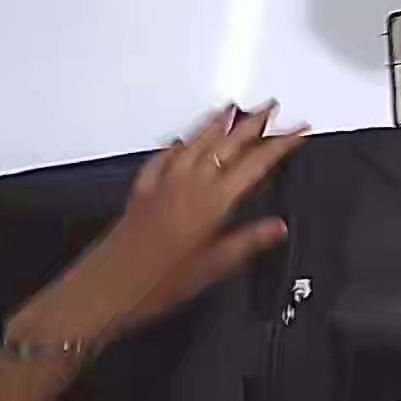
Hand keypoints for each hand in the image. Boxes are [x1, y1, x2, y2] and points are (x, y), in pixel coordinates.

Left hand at [6, 103, 305, 347]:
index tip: (300, 130)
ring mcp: (164, 183)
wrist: (100, 294)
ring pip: (196, 142)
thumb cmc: (157, 286)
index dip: (282, 144)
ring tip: (232, 109)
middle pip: (229, 143)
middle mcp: (190, 183)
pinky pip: (163, 159)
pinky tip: (179, 142)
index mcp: (213, 200)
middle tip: (272, 106)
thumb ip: (248, 241)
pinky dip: (176, 146)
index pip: (257, 162)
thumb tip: (279, 226)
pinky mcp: (142, 192)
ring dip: (218, 123)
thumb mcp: (214, 267)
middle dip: (254, 122)